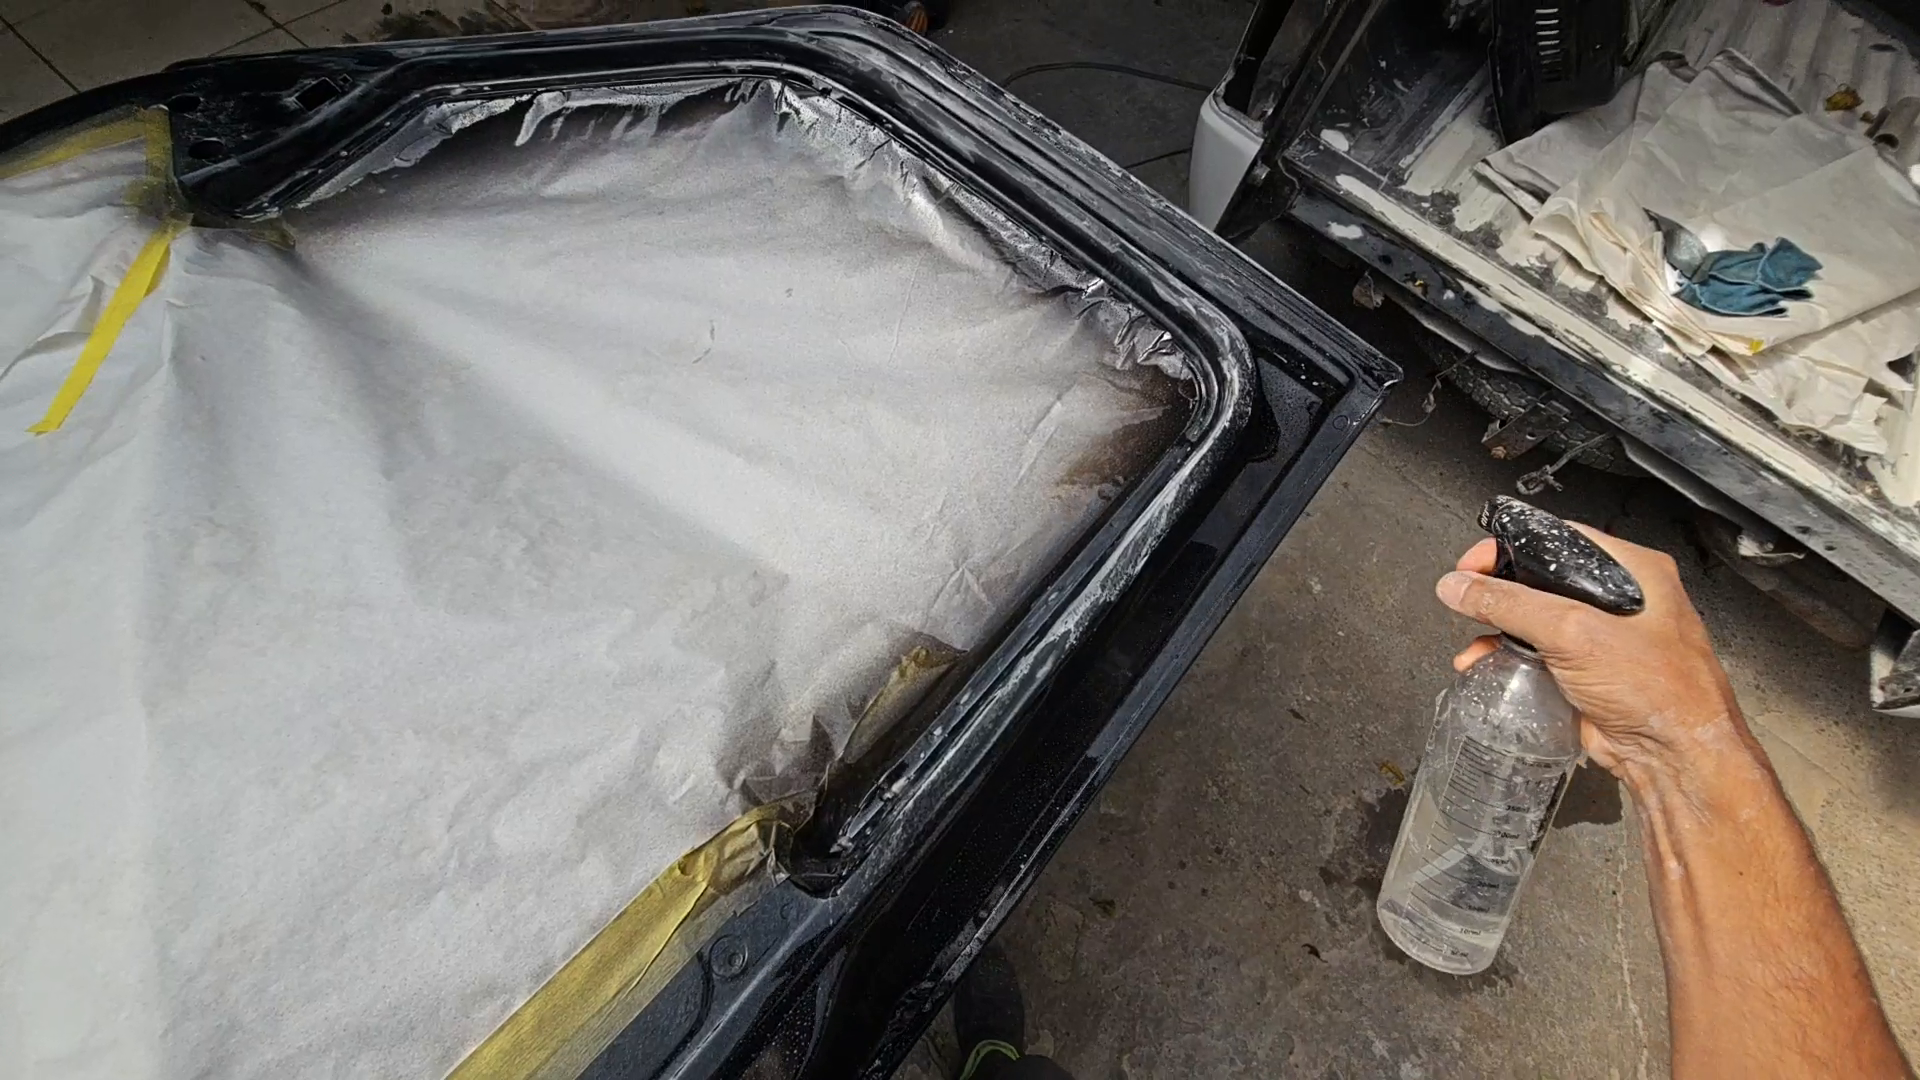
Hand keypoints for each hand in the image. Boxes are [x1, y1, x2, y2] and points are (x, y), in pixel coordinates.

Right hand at [1434, 524, 1745, 777]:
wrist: (1674, 756)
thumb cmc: (1658, 691)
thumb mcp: (1572, 632)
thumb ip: (1507, 603)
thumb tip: (1456, 585)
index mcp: (1634, 572)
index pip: (1558, 539)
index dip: (1509, 546)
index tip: (1471, 564)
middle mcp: (1618, 597)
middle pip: (1537, 576)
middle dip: (1495, 591)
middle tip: (1466, 598)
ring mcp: (1598, 632)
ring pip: (1528, 614)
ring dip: (1493, 626)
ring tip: (1473, 639)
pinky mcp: (1581, 663)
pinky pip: (1529, 647)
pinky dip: (1501, 653)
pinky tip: (1482, 662)